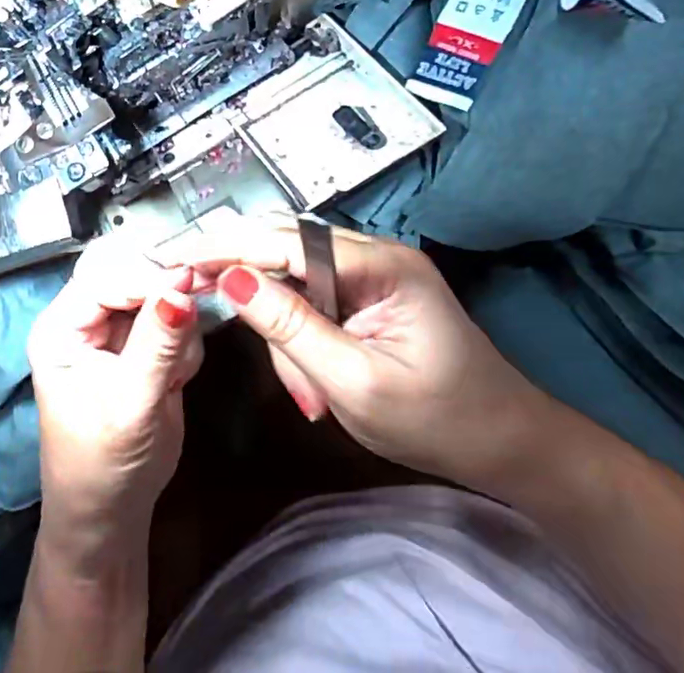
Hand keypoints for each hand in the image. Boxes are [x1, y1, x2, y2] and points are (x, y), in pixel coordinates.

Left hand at [26, 235, 203, 565]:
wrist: (112, 512)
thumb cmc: (104, 464)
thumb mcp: (132, 403)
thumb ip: (158, 343)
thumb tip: (183, 286)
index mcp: (60, 327)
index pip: (104, 278)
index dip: (146, 277)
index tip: (191, 280)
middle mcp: (84, 319)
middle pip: (130, 275)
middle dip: (165, 292)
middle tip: (199, 304)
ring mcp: (115, 331)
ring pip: (157, 295)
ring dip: (178, 325)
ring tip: (175, 373)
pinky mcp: (142, 346)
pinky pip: (173, 321)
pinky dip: (185, 343)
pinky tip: (177, 379)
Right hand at [173, 216, 554, 487]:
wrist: (506, 443)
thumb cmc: (438, 420)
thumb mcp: (354, 381)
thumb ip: (289, 327)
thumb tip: (230, 278)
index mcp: (380, 264)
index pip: (285, 240)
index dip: (228, 249)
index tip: (177, 261)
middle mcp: (373, 251)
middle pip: (284, 246)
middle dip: (250, 286)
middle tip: (210, 312)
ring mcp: (371, 270)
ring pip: (292, 273)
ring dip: (280, 326)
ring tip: (307, 391)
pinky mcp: (366, 291)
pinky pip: (310, 295)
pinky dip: (297, 332)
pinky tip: (310, 375)